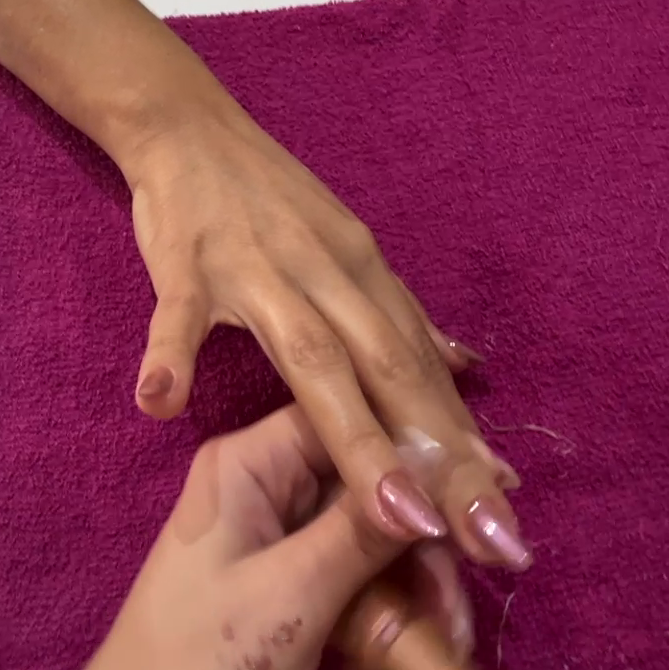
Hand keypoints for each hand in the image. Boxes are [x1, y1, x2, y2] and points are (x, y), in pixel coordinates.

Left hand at [72, 405, 483, 669]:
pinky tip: (408, 645)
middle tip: (458, 603)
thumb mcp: (287, 595)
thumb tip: (438, 474)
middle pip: (366, 481)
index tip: (488, 486)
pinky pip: (356, 571)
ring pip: (370, 532)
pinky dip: (387, 606)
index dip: (413, 449)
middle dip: (418, 538)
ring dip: (412, 583)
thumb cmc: (200, 662)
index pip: (343, 418)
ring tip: (444, 635)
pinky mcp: (290, 575)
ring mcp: (278, 529)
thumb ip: (360, 532)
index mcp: (248, 461)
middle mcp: (265, 480)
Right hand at [120, 110, 528, 567]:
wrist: (191, 129)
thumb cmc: (266, 196)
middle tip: (493, 540)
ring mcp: (256, 266)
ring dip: (353, 431)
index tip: (507, 513)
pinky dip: (173, 355)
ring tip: (391, 511)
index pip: (420, 364)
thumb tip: (464, 363)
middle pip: (389, 368)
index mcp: (361, 270)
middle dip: (441, 456)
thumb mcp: (346, 244)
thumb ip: (395, 310)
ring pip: (311, 352)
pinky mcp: (188, 263)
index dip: (463, 439)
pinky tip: (161, 401)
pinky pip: (181, 313)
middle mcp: (325, 271)